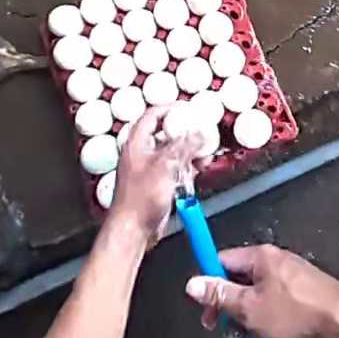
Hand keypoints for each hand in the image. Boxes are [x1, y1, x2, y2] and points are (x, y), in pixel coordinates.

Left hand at [106, 104, 211, 239]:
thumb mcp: (166, 166)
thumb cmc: (140, 199)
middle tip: (200, 129)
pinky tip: (199, 167)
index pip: (153, 115)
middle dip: (185, 132)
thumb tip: (199, 132)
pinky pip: (174, 167)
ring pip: (172, 151)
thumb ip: (184, 146)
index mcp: (137, 143)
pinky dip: (187, 165)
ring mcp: (149, 168)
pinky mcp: (156, 182)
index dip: (170, 109)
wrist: (133, 229)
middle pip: (165, 133)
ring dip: (189, 150)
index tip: (187, 109)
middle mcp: (141, 152)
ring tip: (205, 151)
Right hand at [183, 245, 338, 337]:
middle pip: (241, 277)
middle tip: (230, 332)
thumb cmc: (293, 314)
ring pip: (259, 293)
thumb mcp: (250, 309)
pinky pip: (277, 301)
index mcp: (261, 255)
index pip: (223, 261)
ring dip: (251, 316)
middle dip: (232, 306)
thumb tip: (191, 282)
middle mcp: (276, 258)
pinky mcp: (306, 291)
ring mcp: (293, 274)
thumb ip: (220, 296)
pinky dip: (270, 318)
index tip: (208, 314)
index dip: (210, 285)